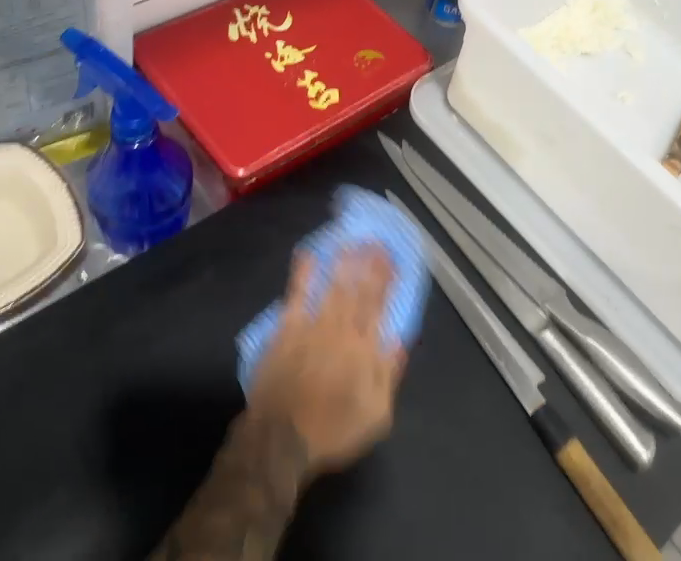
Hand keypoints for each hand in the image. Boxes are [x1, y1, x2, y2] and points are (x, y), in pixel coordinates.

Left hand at [247, 246, 406, 476]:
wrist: (280, 441)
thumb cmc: (332, 431)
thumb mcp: (377, 415)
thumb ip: (389, 374)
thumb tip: (400, 340)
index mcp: (365, 350)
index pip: (379, 306)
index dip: (386, 280)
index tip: (392, 258)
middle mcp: (340, 332)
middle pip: (356, 290)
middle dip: (367, 263)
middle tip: (373, 239)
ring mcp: (310, 328)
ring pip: (330, 286)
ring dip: (341, 262)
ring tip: (349, 240)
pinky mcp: (285, 332)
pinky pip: (296, 295)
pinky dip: (303, 274)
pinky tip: (308, 255)